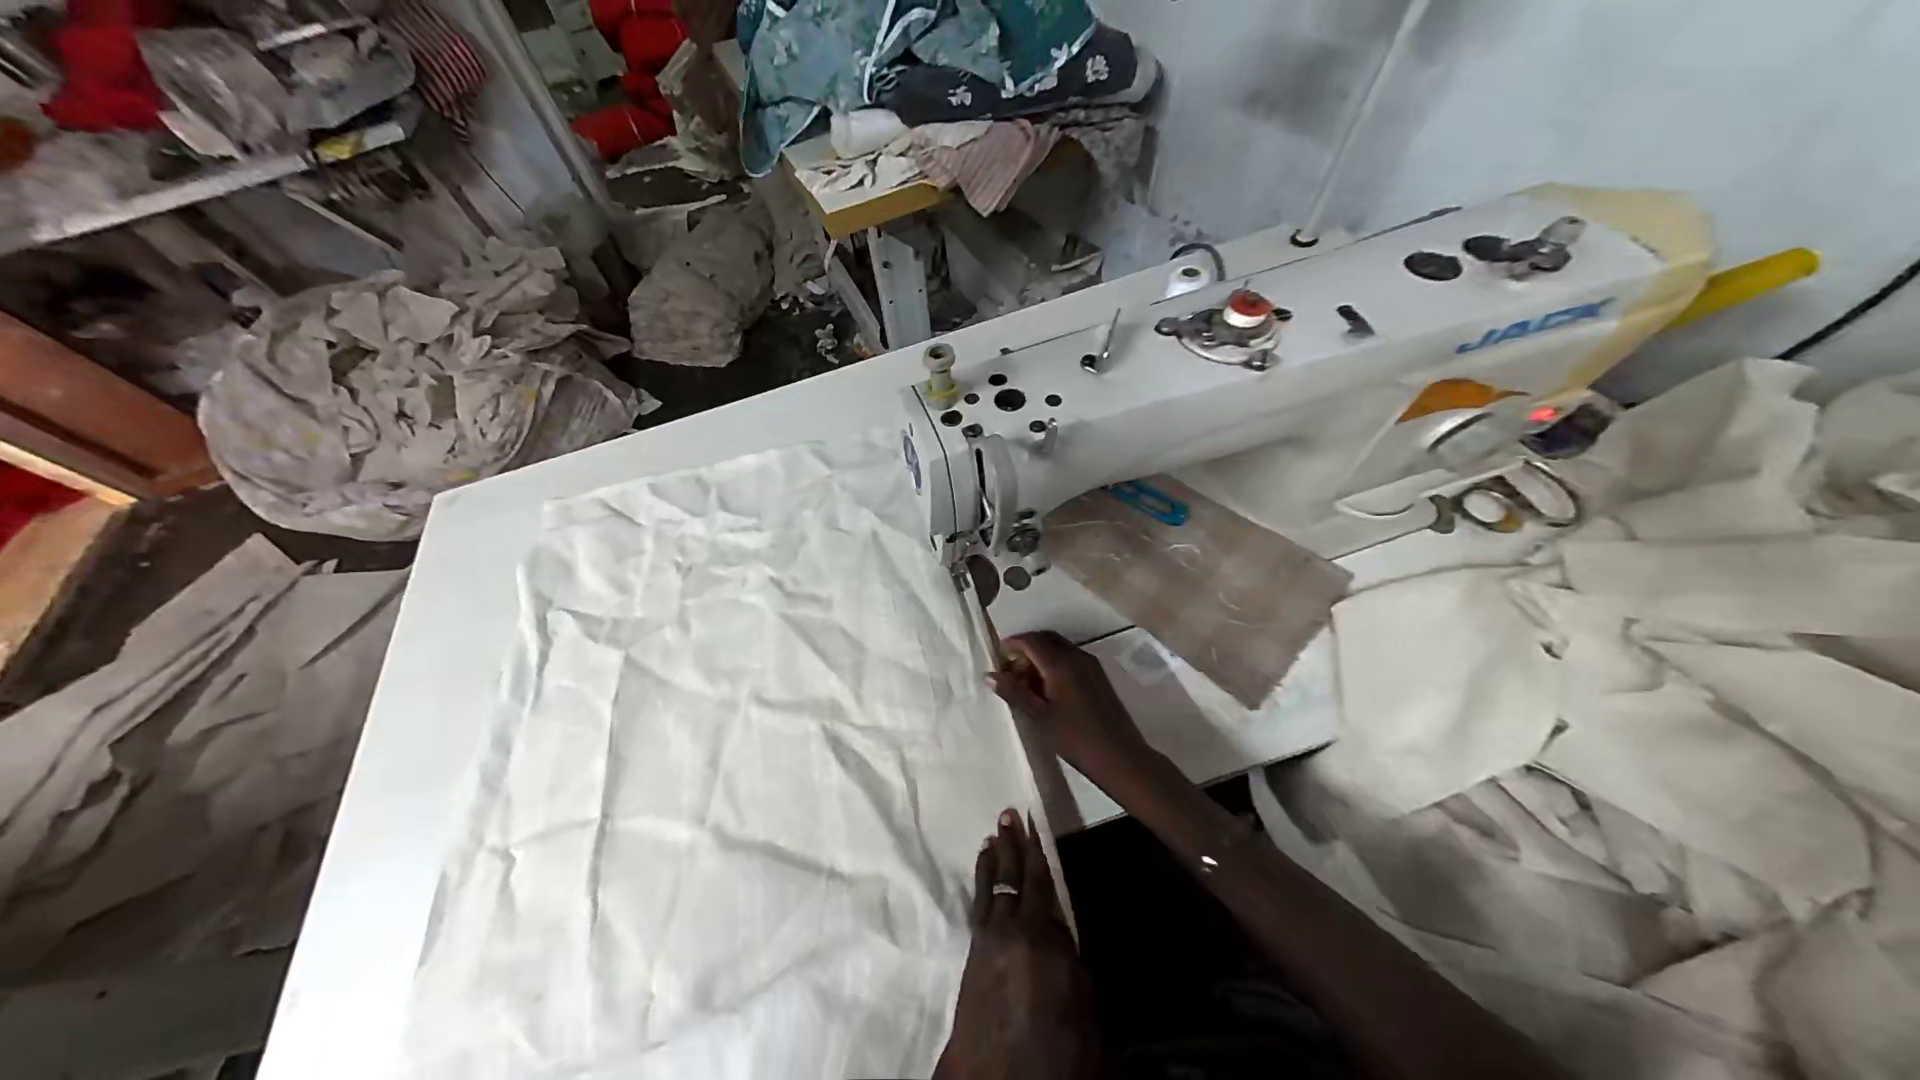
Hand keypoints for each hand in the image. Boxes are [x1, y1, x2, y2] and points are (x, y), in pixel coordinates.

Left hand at [935, 809, 1097, 1079]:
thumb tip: (1057, 926)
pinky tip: (983, 874)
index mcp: (1042, 937)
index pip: (1040, 882)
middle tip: (1007, 813)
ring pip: (990, 888)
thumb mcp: (1080, 1000)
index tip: (1032, 821)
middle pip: (1011, 878)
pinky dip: (981, 884)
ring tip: (992, 835)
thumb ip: (1066, 954)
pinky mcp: (972, 956)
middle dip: (1011, 845)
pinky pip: (979, 906)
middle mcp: (1011, 930)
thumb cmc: (1056, 1047)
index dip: (1037, 850)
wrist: (1000, 1079)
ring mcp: (987, 941)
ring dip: (993, 860)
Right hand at [989, 631, 1151, 781]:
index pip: (1031, 641)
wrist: (1120, 756)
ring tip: (1025, 681)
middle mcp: (1077, 656)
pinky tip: (1047, 688)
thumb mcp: (1040, 717)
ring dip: (1040, 655)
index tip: (998, 658)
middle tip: (1010, 668)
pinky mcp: (1098, 675)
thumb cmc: (1076, 739)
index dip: (1012, 644)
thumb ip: (1014, 692)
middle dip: (1026, 647)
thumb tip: (989, 675)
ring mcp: (1091, 664)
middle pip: (1046, 638)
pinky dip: (1054, 663)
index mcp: (1061, 664)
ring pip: (1060, 647)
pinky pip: (1071, 657)